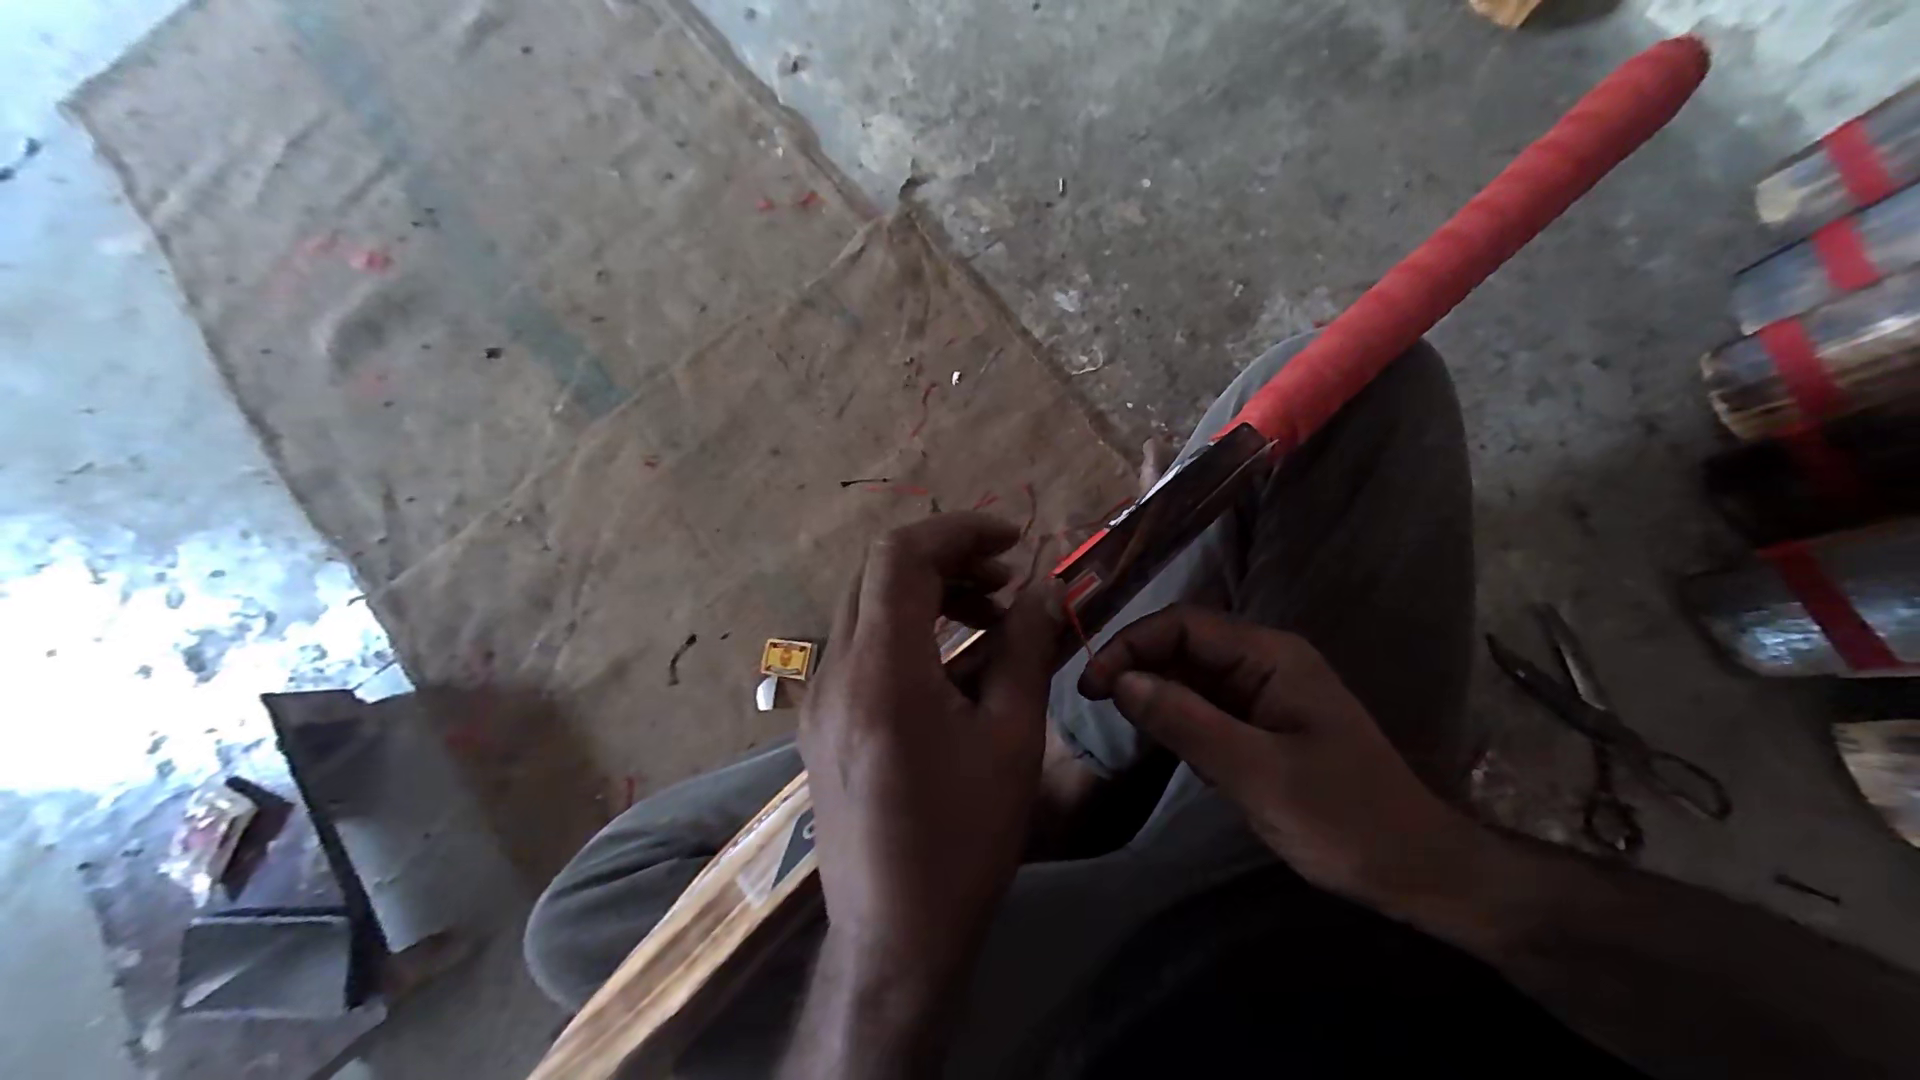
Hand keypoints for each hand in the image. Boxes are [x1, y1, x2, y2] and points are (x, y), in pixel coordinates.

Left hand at [799, 513, 1062, 989]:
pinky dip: (906, 629)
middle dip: (946, 558)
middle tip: (1007, 579)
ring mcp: (819, 696)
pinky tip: (950, 661)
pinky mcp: (820, 720)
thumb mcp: (1012, 738)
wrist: (895, 935)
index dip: (958, 531)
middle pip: (879, 573)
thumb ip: (1028, 648)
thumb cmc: (964, 839)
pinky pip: (859, 645)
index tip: (1012, 540)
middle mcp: (835, 671)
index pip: (901, 556)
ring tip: (991, 614)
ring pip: (866, 605)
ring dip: (927, 592)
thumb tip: (1048, 587)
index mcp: (882, 671)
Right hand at [1076, 605, 1486, 912]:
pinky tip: (1170, 747)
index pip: (1182, 625)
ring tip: (1126, 727)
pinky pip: (1202, 706)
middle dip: (1136, 666)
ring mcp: (1261, 692)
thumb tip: (1119, 682)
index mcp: (1270, 655)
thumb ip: (1186, 722)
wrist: (1417, 871)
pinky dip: (1176, 720)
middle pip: (1182, 645)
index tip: (1092, 685)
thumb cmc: (1344, 818)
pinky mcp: (1259, 723)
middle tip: (1096, 704)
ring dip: (1154, 694)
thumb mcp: (1258, 773)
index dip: (1131, 645)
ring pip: (1188, 676)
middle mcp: (1263, 662)